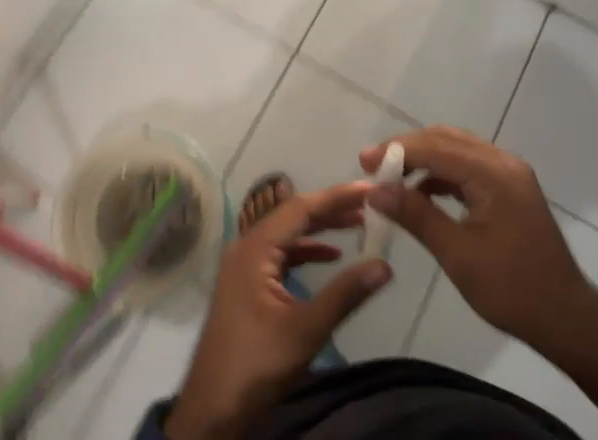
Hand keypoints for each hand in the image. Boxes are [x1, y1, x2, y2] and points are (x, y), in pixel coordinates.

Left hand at [165, 181, 392, 439]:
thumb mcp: (306, 329)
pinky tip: (331, 258)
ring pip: (287, 235)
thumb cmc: (256, 364)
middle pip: (293, 216)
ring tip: (358, 225)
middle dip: (332, 209)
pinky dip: (306, 251)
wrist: (213, 408)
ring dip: (321, 229)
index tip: (370, 189)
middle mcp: (245, 249)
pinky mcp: (246, 286)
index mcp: (254, 250)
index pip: (300, 208)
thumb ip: (345, 294)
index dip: (337, 196)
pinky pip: (280, 254)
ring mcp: (243, 267)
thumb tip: (384, 265)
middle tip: (370, 203)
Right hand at [361, 126, 593, 347]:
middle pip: (447, 141)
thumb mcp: (457, 253)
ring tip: (390, 181)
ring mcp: (510, 176)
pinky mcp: (510, 191)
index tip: (363, 162)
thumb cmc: (511, 288)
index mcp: (495, 174)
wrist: (564, 316)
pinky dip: (442, 176)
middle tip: (372, 167)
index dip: (397, 151)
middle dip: (408, 150)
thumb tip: (375, 191)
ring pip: (458, 152)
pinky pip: (469, 170)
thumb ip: (416, 216)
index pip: (437, 148)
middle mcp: (504, 164)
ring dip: (424, 161)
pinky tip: (420, 195)